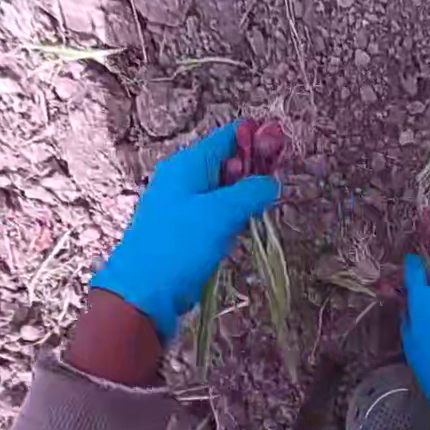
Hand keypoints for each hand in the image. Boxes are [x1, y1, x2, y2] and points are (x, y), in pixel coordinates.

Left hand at [91, 121, 280, 339]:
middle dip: (256, 165)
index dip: (257, 137)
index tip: (283, 145)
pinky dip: (238, 212)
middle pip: (229, 161)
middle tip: (279, 177)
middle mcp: (186, 179)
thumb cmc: (179, 246)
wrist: (145, 292)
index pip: (229, 137)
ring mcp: (187, 205)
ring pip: (227, 189)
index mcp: (188, 165)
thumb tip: (272, 182)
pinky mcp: (191, 229)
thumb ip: (251, 192)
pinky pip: (220, 211)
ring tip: (268, 200)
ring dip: (249, 192)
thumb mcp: (220, 213)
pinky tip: (249, 222)